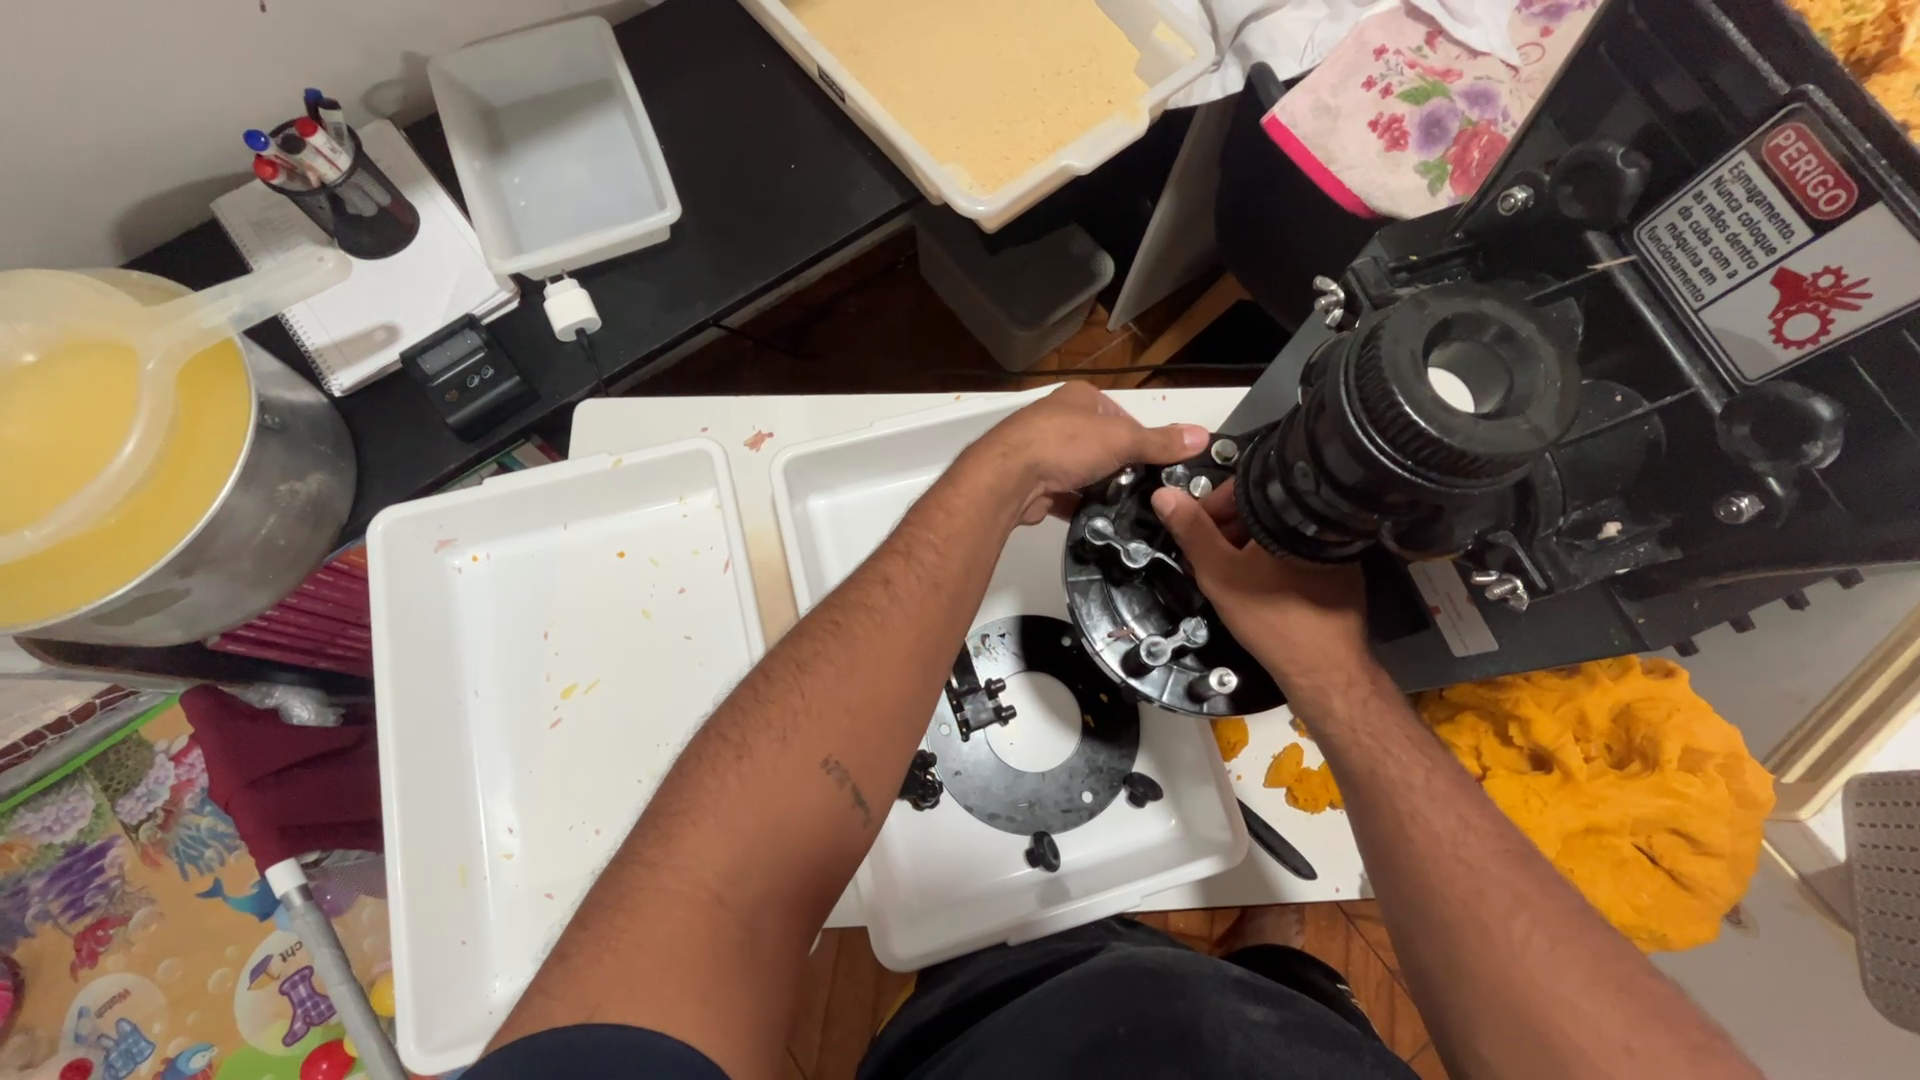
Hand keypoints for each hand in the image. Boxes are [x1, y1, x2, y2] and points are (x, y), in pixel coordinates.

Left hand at [964, 382, 1210, 525]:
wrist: (1008, 479)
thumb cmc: (1064, 445)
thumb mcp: (1122, 439)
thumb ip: (1160, 442)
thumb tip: (1202, 435)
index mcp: (1080, 397)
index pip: (1123, 417)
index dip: (1142, 440)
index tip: (1159, 464)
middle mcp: (1059, 419)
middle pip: (1103, 446)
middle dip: (1121, 467)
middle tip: (1144, 490)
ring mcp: (1043, 452)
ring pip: (1084, 472)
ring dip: (1100, 488)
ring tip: (1124, 506)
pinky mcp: (1034, 483)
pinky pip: (1066, 495)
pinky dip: (1080, 505)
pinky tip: (1098, 518)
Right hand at [1151, 480, 1374, 700]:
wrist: (1324, 669)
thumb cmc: (1270, 617)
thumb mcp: (1219, 573)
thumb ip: (1191, 531)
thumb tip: (1163, 494)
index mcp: (1290, 514)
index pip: (1242, 489)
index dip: (1210, 507)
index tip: (1193, 533)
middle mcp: (1317, 524)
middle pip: (1260, 512)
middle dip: (1227, 530)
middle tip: (1206, 558)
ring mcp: (1335, 548)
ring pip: (1278, 534)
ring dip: (1248, 547)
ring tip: (1228, 575)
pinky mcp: (1343, 572)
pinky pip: (1298, 554)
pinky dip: (1274, 562)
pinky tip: (1259, 586)